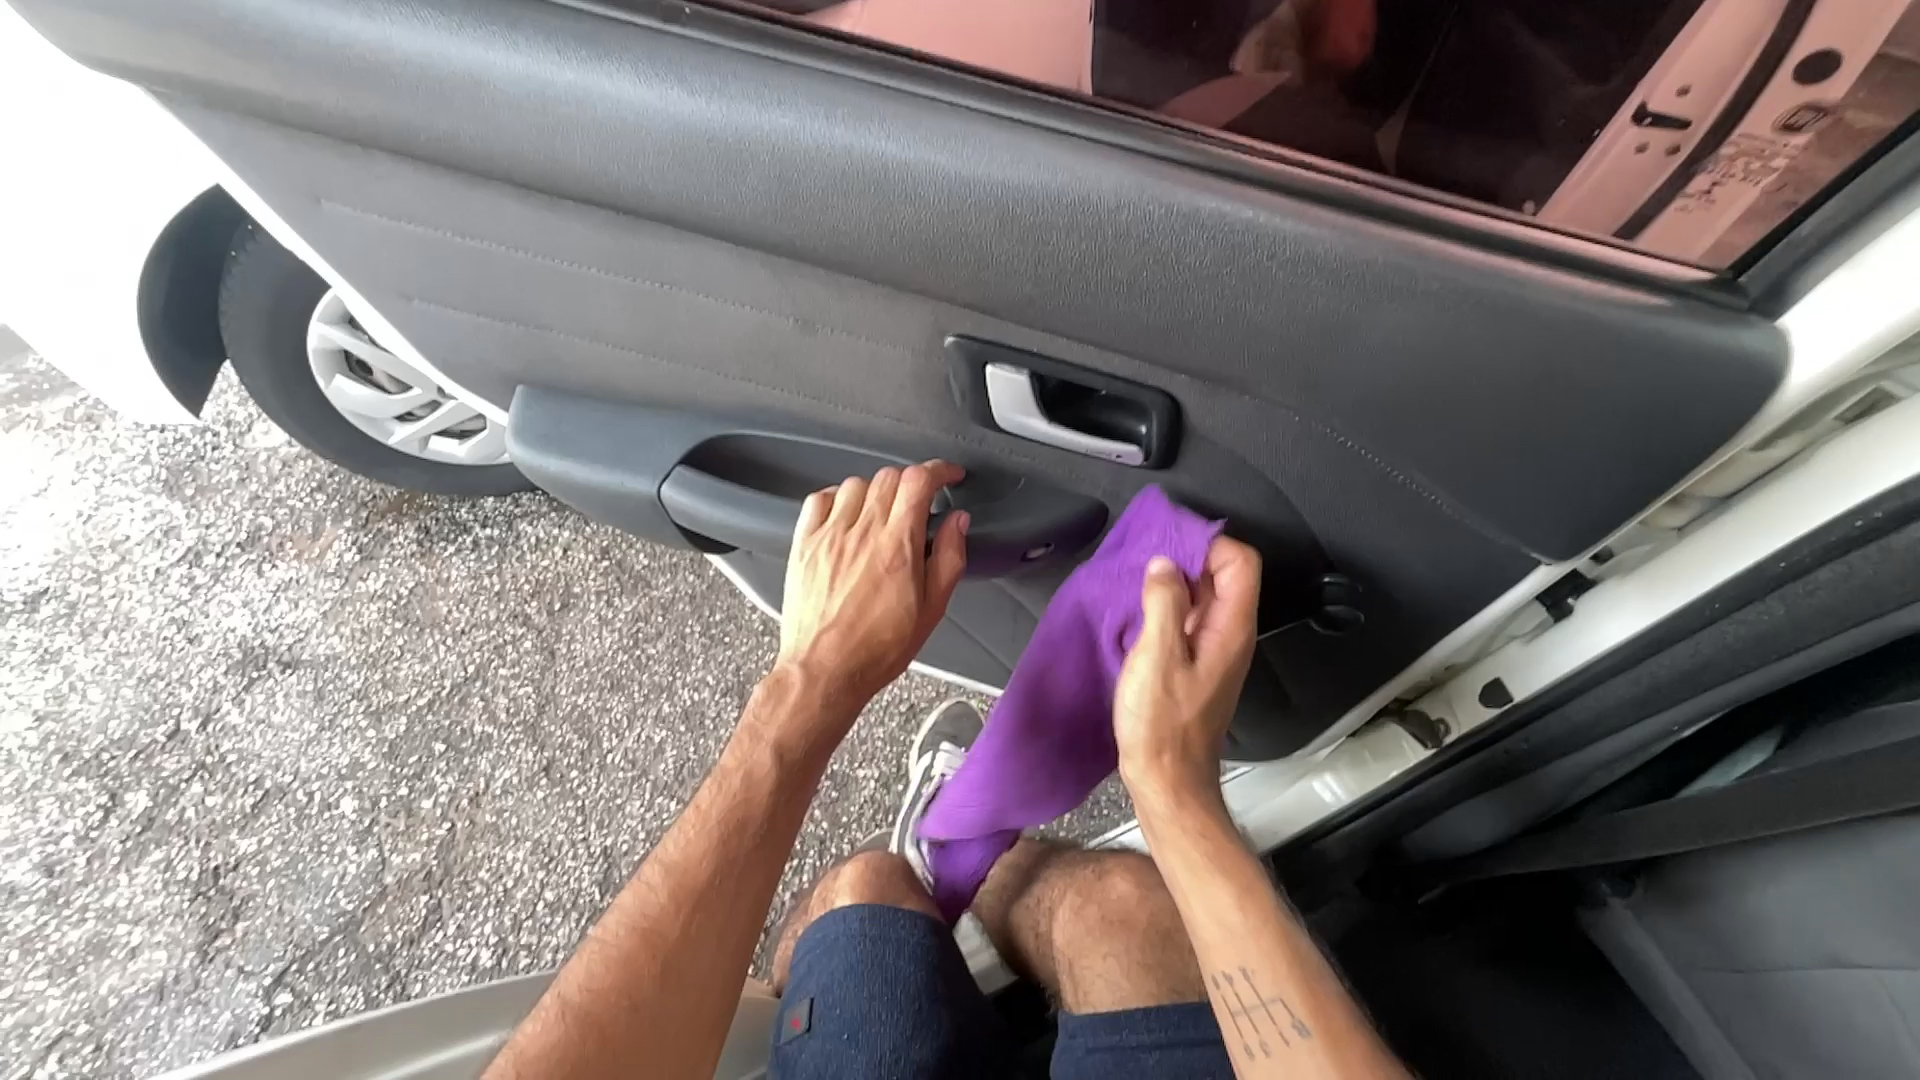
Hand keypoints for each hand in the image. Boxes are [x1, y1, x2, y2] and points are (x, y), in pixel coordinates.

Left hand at [777, 461, 969, 715]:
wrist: (825, 670)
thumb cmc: (878, 647)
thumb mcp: (932, 608)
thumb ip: (950, 558)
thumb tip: (958, 522)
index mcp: (898, 545)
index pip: (919, 481)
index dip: (938, 470)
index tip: (948, 475)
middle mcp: (862, 532)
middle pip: (889, 476)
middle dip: (910, 482)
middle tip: (918, 501)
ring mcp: (829, 535)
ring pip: (856, 484)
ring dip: (876, 490)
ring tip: (883, 513)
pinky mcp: (804, 545)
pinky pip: (819, 499)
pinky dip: (837, 498)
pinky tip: (846, 516)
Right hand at [1113, 536, 1261, 809]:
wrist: (1167, 779)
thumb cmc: (1162, 725)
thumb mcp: (1157, 657)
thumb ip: (1163, 604)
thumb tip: (1163, 565)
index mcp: (1231, 629)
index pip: (1240, 562)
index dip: (1208, 544)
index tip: (1168, 541)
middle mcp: (1230, 635)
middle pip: (1222, 575)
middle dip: (1186, 556)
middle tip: (1145, 555)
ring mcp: (1214, 650)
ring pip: (1202, 596)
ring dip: (1173, 581)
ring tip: (1136, 578)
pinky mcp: (1195, 664)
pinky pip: (1187, 619)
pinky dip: (1166, 605)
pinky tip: (1137, 609)